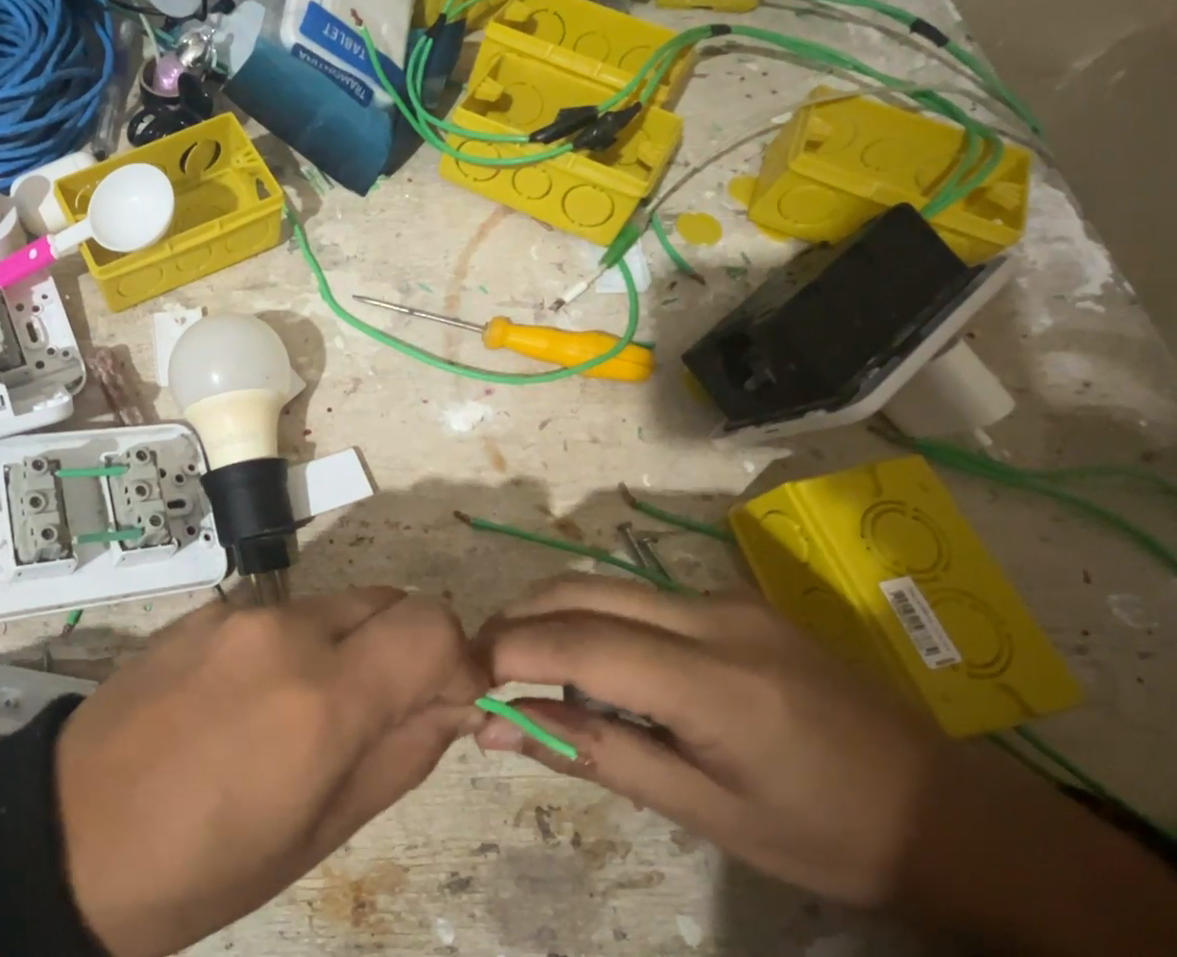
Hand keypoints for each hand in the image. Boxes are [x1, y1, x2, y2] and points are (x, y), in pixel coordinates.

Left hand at [55, 588, 485, 956]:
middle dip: (406, 649)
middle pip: (388, 601)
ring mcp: (233, 615)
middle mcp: (282, 631)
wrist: (70, 836)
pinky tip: (254, 699)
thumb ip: (400, 754)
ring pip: (333, 604)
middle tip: (383, 713)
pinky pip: (277, 613)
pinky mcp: (197, 613)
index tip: (445, 707)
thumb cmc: (202, 866)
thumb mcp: (318, 833)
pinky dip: (295, 643)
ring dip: (349, 646)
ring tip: (310, 713)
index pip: (432, 625)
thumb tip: (452, 704)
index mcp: (322, 695)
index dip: (457, 663)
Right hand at [472, 576, 1176, 954]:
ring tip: (520, 665)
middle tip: (476, 668)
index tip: (463, 680)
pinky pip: (639, 595)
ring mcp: (729, 600)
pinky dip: (592, 617)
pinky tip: (590, 663)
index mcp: (714, 682)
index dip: (507, 653)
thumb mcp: (703, 811)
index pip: (579, 642)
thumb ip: (596, 754)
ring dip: (548, 614)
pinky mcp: (737, 602)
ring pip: (604, 583)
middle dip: (514, 620)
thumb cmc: (824, 833)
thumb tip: (497, 726)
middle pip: (580, 591)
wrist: (953, 816)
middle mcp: (715, 618)